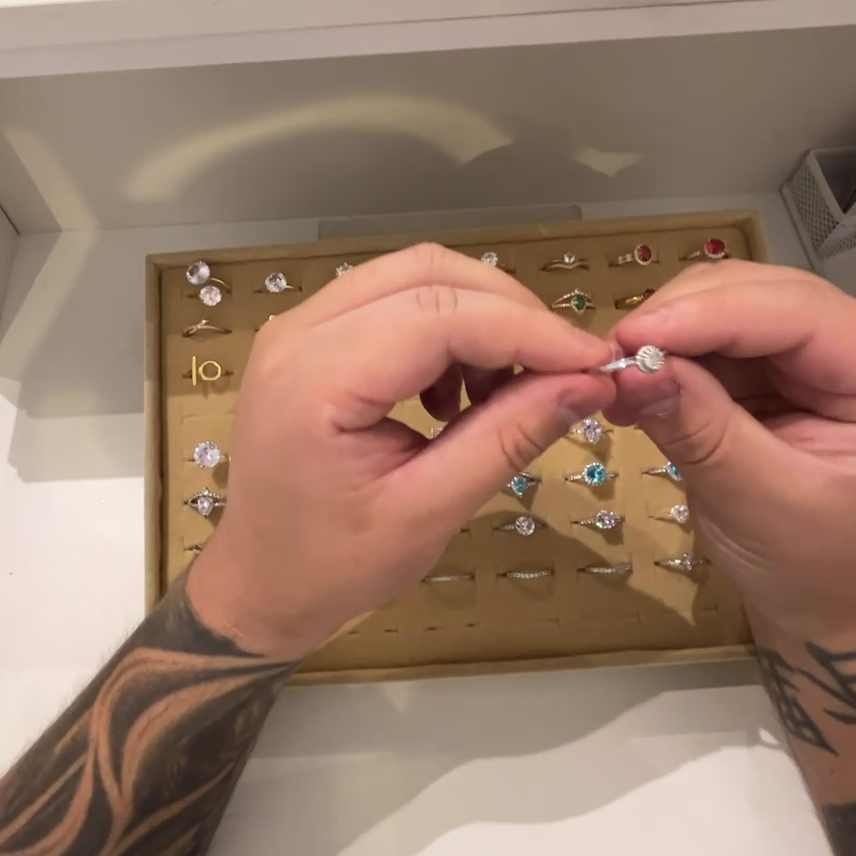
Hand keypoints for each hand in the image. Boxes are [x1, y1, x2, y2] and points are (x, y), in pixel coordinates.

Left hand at [187, 245, 616, 659]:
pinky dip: (442, 330)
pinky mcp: (308, 337)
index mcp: (314, 379)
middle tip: (558, 370)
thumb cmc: (333, 565)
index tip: (594, 361)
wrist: (261, 582)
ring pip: (411, 278)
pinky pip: (391, 302)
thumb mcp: (429, 511)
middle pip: (425, 273)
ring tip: (496, 393)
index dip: (527, 330)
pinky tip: (452, 394)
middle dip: (507, 312)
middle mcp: (297, 332)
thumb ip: (508, 438)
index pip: (438, 315)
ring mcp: (296, 327)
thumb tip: (587, 383)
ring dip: (476, 318)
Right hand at [604, 263, 855, 636]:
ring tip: (618, 375)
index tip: (633, 335)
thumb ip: (698, 429)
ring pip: (729, 303)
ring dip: (666, 332)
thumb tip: (630, 370)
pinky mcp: (771, 367)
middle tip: (613, 354)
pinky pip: (709, 337)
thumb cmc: (808, 562)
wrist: (817, 597)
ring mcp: (813, 355)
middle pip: (764, 293)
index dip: (714, 314)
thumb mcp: (754, 501)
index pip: (804, 315)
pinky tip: (635, 384)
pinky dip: (665, 353)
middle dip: (682, 316)